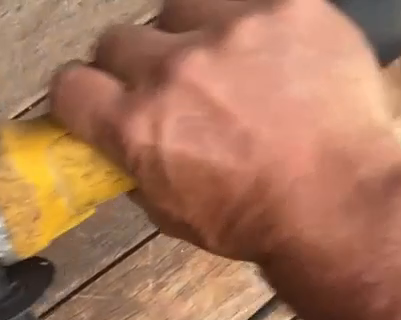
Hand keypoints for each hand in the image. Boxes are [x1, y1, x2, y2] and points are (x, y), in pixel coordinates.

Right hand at [51, 0, 400, 262]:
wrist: (331, 197)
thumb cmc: (242, 218)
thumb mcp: (163, 209)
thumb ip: (134, 165)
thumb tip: (123, 145)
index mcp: (133, 125)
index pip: (69, 86)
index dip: (73, 94)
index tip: (88, 100)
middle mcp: (171, 69)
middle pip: (115, 40)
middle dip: (124, 64)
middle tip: (151, 83)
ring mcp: (230, 30)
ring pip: (175, 6)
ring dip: (179, 31)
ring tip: (208, 57)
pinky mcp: (287, 6)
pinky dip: (242, 22)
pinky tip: (260, 50)